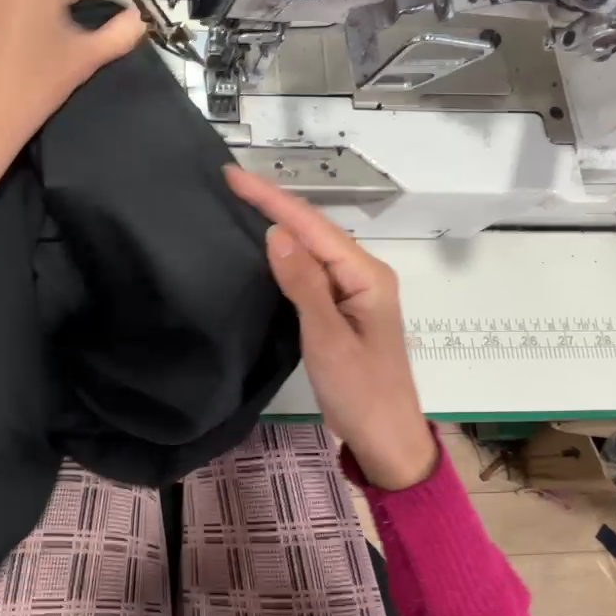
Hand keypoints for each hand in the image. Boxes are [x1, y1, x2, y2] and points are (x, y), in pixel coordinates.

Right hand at [224, 166, 439, 489]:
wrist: (386, 439)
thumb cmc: (360, 391)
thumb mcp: (327, 338)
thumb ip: (303, 283)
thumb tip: (275, 233)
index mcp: (366, 275)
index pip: (312, 226)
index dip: (271, 199)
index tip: (232, 176)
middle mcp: (362, 273)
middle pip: (313, 229)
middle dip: (273, 203)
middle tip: (229, 182)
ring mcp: (353, 290)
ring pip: (312, 246)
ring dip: (278, 222)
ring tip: (240, 201)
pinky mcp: (341, 307)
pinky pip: (310, 268)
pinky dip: (285, 251)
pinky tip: (264, 245)